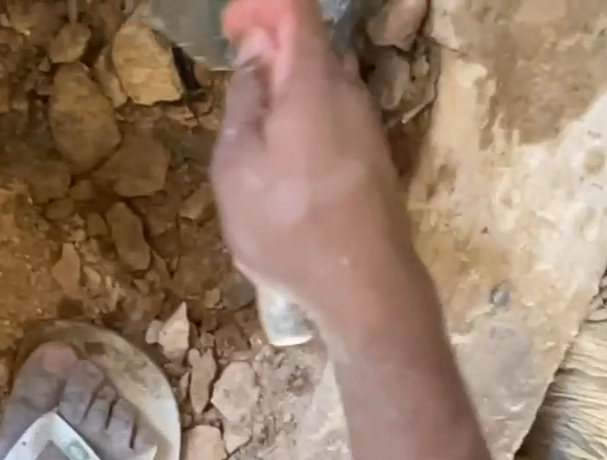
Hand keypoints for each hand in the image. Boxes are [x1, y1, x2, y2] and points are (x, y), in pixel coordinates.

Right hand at [213, 0, 420, 330]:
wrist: (362, 284)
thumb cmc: (287, 225)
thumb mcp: (236, 165)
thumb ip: (242, 103)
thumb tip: (256, 58)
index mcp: (313, 79)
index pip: (293, 7)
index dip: (260, 6)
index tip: (232, 27)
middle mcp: (350, 91)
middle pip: (312, 47)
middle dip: (272, 55)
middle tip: (238, 93)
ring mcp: (368, 128)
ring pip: (323, 89)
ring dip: (288, 100)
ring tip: (257, 144)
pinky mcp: (374, 163)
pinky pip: (334, 124)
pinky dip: (306, 128)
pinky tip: (287, 174)